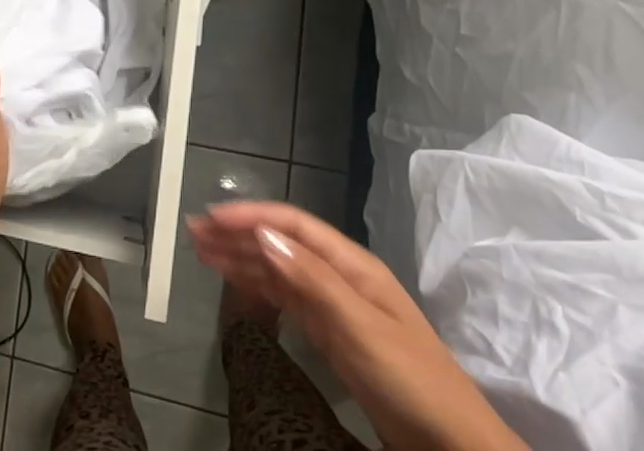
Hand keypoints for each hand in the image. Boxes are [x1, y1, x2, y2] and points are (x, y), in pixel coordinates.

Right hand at [189, 202, 524, 450]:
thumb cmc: (409, 379)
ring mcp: (334, 305)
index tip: (211, 215)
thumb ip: (312, 279)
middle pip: (281, 243)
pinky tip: (234, 281)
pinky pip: (284, 298)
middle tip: (193, 231)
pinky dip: (255, 285)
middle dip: (238, 233)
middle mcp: (340, 277)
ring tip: (200, 251)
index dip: (251, 216)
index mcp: (352, 266)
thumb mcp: (360, 327)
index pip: (293, 226)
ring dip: (240, 256)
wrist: (450, 443)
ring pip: (278, 269)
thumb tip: (263, 234)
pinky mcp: (329, 333)